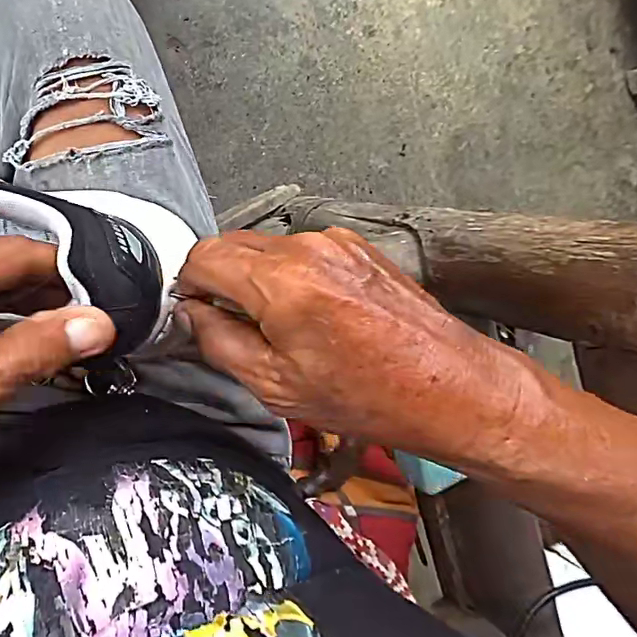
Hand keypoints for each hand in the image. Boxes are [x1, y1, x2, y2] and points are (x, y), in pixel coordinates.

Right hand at [176, 229, 549, 462]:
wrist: (448, 386)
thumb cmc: (377, 393)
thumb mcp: (276, 385)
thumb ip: (218, 342)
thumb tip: (194, 316)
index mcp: (282, 283)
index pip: (203, 256)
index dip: (188, 284)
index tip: (192, 306)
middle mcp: (307, 250)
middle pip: (230, 244)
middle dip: (218, 280)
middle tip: (225, 319)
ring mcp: (334, 243)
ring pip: (263, 247)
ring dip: (254, 278)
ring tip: (277, 324)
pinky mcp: (353, 246)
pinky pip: (298, 250)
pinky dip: (287, 274)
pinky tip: (306, 313)